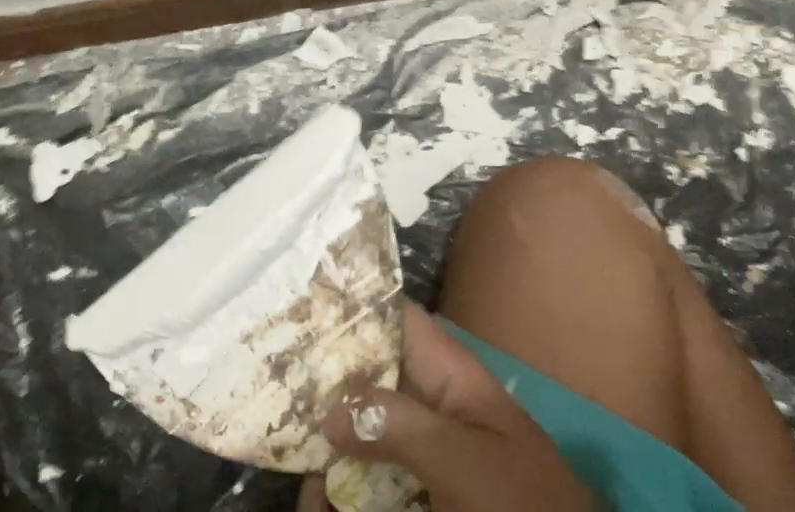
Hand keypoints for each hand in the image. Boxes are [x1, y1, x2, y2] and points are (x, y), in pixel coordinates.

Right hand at [321, 302, 595, 511]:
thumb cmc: (524, 503)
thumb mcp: (467, 460)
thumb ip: (400, 426)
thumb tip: (329, 408)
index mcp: (451, 378)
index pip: (397, 320)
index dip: (352, 305)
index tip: (297, 302)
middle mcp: (429, 409)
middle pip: (364, 380)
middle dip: (319, 389)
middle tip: (270, 396)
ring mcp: (421, 457)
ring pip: (357, 437)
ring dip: (324, 454)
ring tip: (304, 484)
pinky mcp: (415, 497)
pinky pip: (367, 487)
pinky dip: (339, 495)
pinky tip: (322, 506)